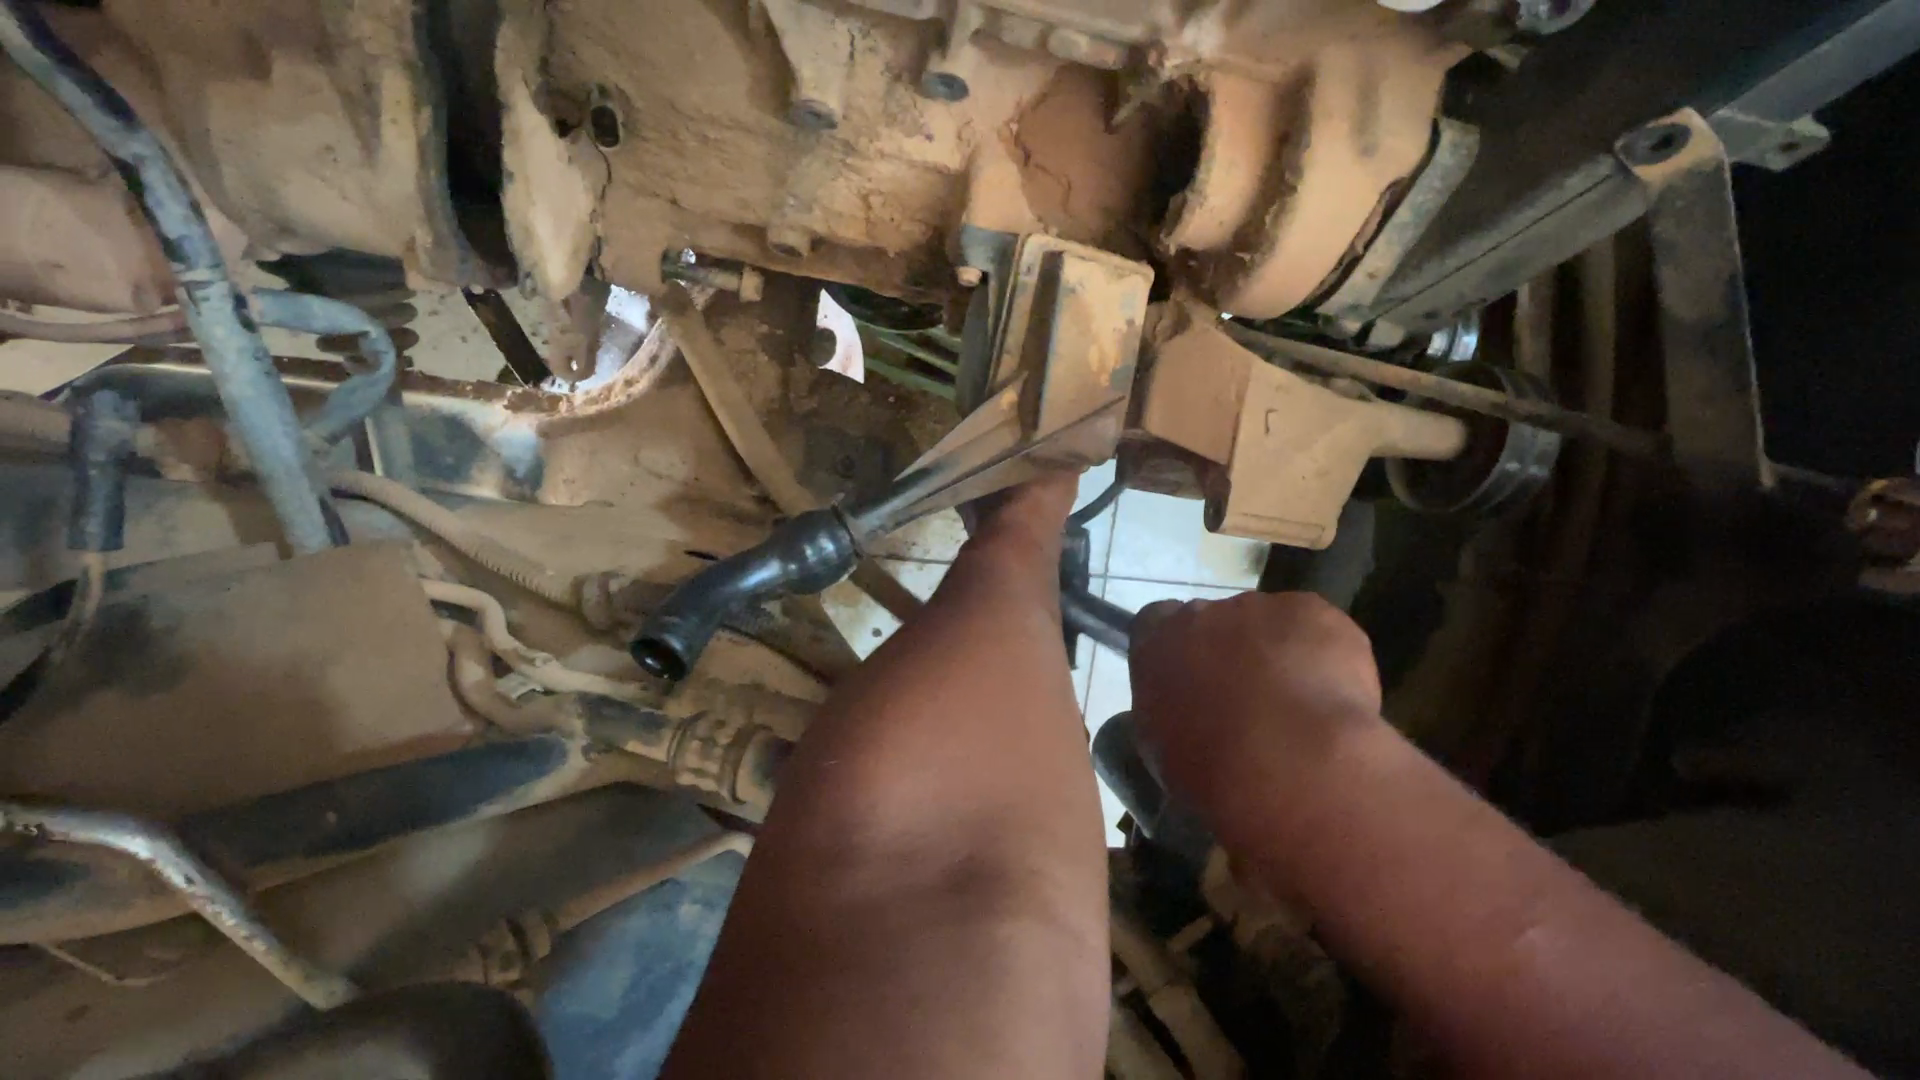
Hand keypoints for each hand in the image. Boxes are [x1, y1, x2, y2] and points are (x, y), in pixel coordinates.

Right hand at [1128, 592, 1385, 845]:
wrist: (1292, 767)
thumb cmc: (1210, 771)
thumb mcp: (1159, 748)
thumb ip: (1165, 710)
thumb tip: (1181, 710)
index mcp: (1157, 640)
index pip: (1157, 623)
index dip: (1180, 650)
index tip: (1195, 680)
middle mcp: (1204, 613)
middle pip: (1217, 621)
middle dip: (1232, 652)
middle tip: (1251, 704)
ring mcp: (1262, 608)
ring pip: (1271, 625)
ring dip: (1280, 655)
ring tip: (1301, 710)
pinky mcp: (1314, 614)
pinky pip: (1318, 631)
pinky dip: (1326, 656)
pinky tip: (1333, 698)